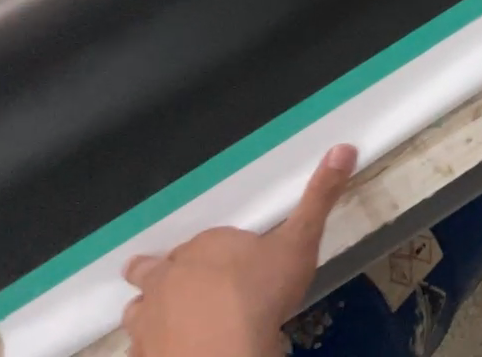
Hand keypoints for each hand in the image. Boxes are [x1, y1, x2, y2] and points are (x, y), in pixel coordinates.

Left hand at [122, 145, 356, 356]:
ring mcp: (147, 319)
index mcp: (205, 245)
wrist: (224, 355)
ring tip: (171, 312)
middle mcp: (167, 277)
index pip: (206, 239)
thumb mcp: (302, 240)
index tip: (237, 255)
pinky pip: (140, 345)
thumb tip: (343, 147)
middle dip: (160, 269)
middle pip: (153, 269)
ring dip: (150, 306)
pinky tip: (172, 345)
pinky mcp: (141, 354)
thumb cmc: (262, 292)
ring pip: (138, 307)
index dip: (219, 246)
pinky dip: (153, 343)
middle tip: (179, 275)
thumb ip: (320, 196)